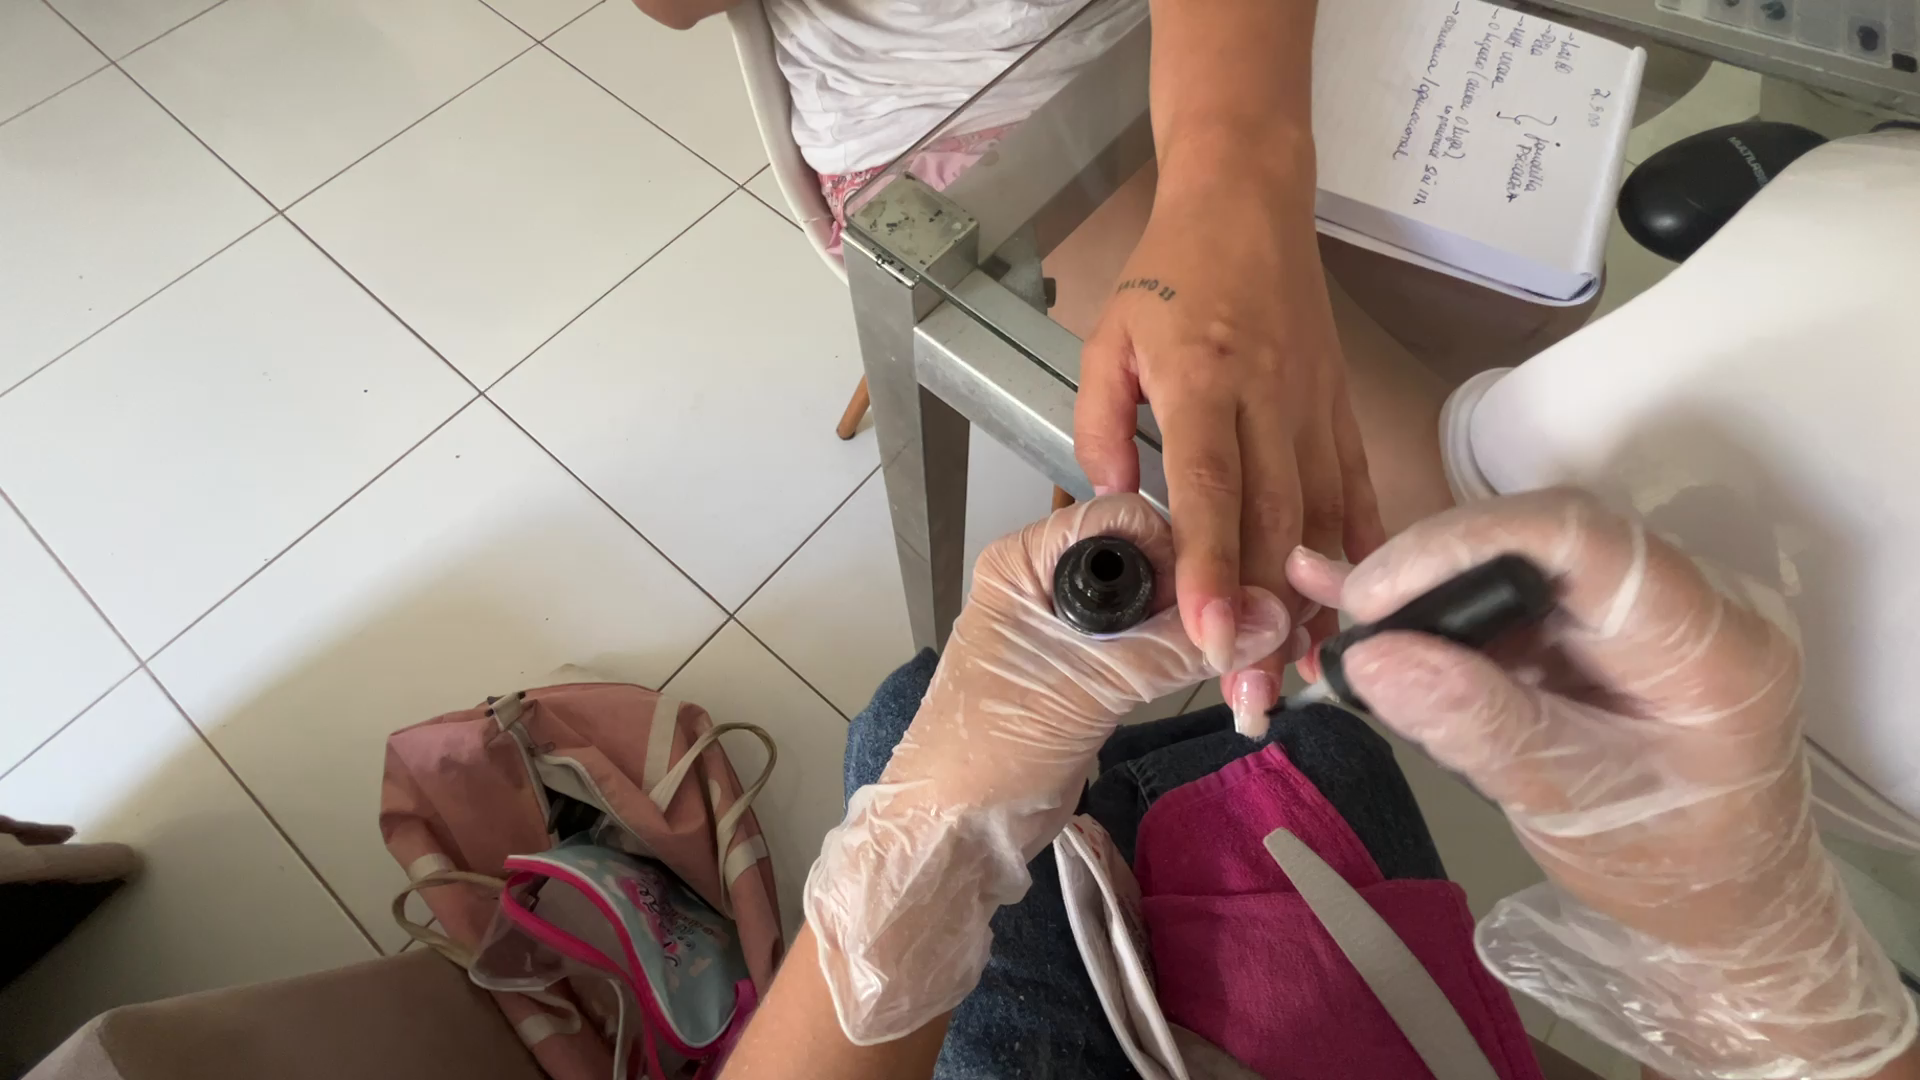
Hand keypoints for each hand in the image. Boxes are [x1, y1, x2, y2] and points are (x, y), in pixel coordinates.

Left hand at [804, 494, 1288, 1044]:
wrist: (965, 822)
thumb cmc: (1000, 745)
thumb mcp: (1088, 687)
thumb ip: (1177, 650)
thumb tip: (1274, 615)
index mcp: (1027, 560)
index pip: (1120, 519)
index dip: (1176, 548)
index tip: (1220, 596)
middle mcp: (1047, 575)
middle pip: (1143, 554)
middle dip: (1195, 590)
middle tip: (1245, 629)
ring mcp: (1069, 618)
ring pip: (1150, 599)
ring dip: (1194, 625)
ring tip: (1241, 654)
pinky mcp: (1089, 659)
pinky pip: (1146, 638)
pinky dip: (1181, 651)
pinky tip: (1220, 668)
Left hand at [1075, 172, 1382, 735]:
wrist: (1246, 204)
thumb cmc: (1168, 275)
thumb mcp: (1106, 340)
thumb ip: (1099, 421)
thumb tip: (1113, 497)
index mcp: (1202, 381)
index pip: (1209, 488)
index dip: (1208, 566)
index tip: (1207, 639)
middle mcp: (1268, 400)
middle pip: (1270, 522)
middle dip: (1259, 615)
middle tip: (1249, 696)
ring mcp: (1314, 408)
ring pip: (1319, 518)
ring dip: (1310, 603)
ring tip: (1298, 677)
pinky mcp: (1339, 410)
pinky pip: (1353, 489)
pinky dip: (1354, 553)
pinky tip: (1352, 608)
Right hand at [1287, 489, 1914, 1079]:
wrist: (1703, 891)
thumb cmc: (1659, 858)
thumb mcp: (1565, 801)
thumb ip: (1475, 725)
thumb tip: (1369, 656)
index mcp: (1696, 642)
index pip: (1575, 538)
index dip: (1459, 545)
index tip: (1371, 599)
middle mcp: (1659, 599)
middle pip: (1524, 534)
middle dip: (1423, 564)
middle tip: (1354, 617)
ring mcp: (1606, 608)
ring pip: (1492, 554)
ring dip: (1407, 582)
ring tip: (1345, 617)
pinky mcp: (1562, 622)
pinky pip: (1478, 589)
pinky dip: (1409, 598)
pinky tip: (1341, 592)